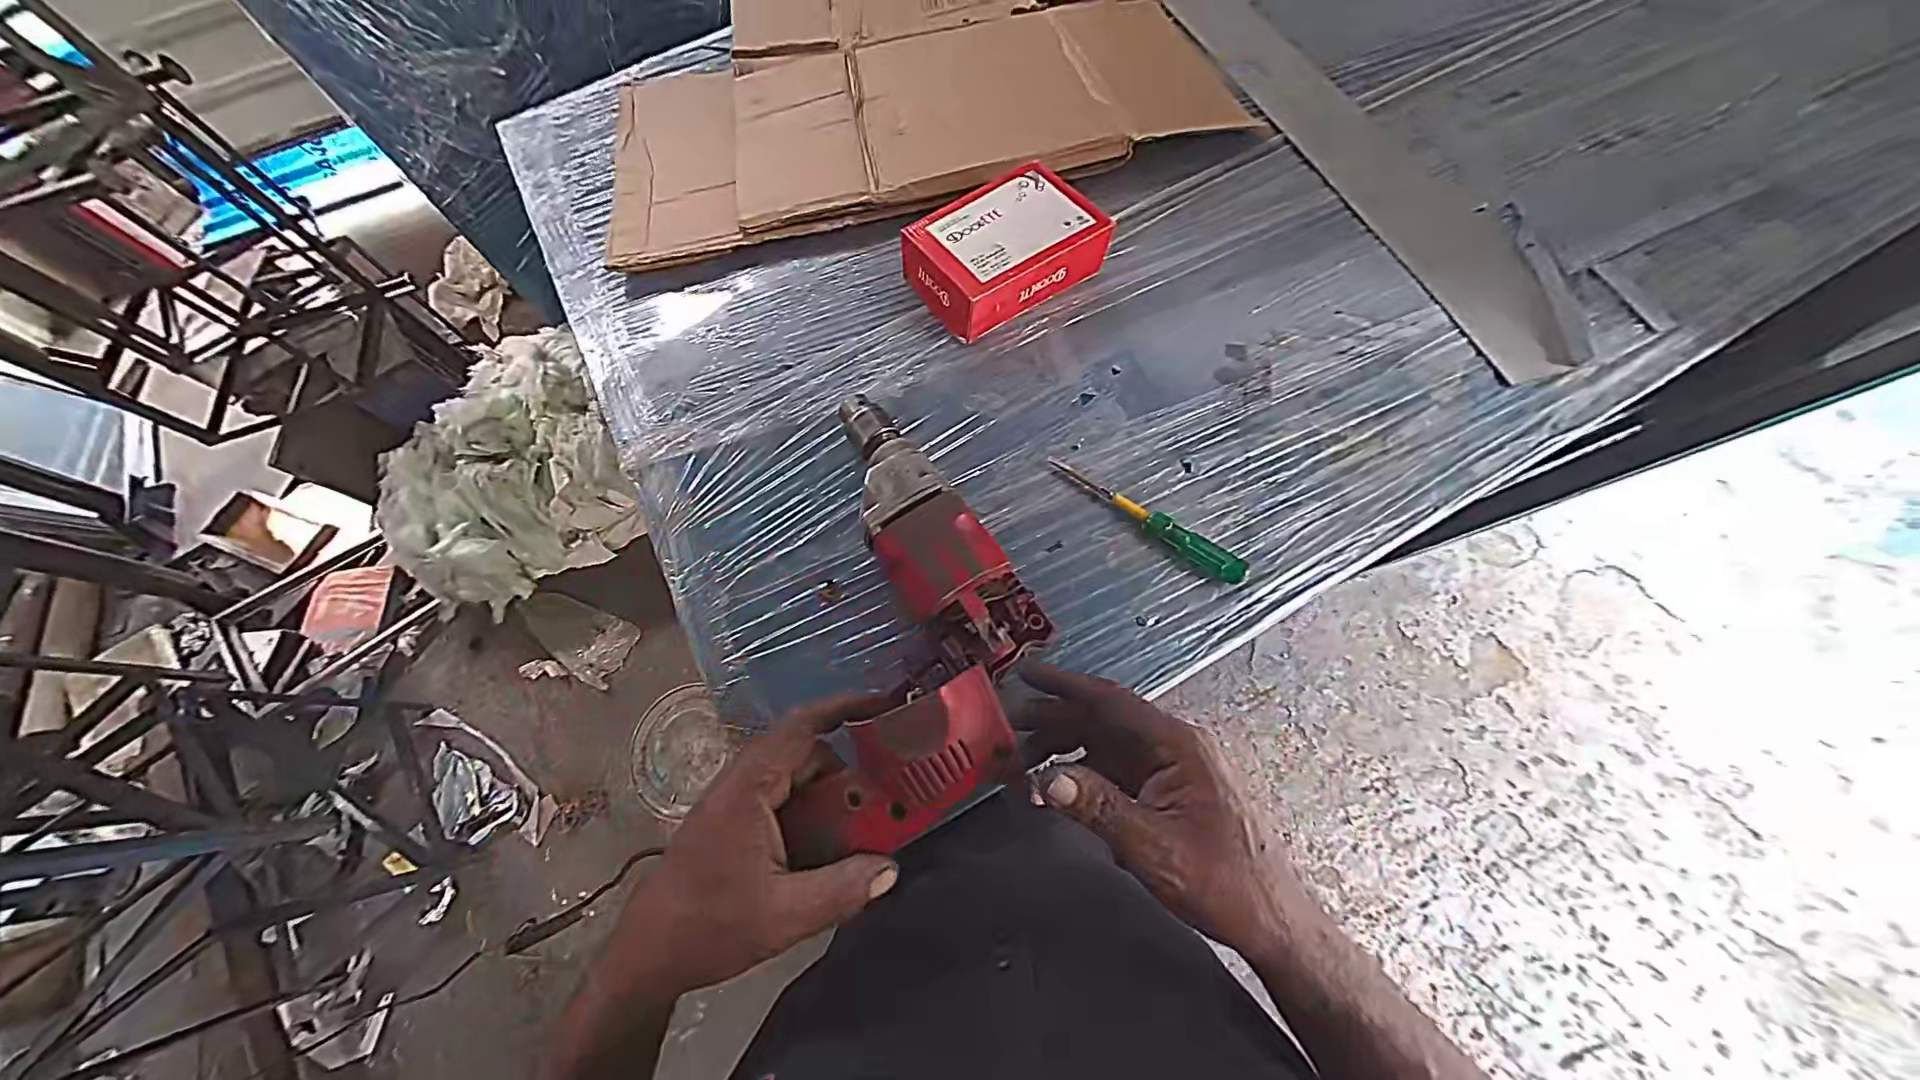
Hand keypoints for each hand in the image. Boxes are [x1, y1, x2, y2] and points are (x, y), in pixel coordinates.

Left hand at [617, 693, 901, 995]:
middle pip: (809, 754)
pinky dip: (817, 813)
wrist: (646, 956)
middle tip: (886, 799)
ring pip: (800, 778)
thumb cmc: (706, 927)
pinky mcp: (740, 819)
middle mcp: (744, 782)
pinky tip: (832, 847)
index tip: (885, 706)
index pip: (802, 726)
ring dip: (833, 797)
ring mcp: (740, 800)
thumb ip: (841, 890)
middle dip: (849, 772)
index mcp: (749, 787)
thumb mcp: (782, 917)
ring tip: (865, 829)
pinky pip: (789, 799)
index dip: (846, 708)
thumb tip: (891, 868)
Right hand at [1018, 663, 1296, 953]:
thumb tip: (1047, 779)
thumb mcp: (1153, 848)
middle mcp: (1174, 746)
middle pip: (1103, 720)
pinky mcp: (1166, 789)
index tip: (1029, 674)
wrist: (1270, 919)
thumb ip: (1098, 809)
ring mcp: (1170, 767)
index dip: (1065, 685)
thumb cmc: (1224, 882)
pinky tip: (1059, 786)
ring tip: (1024, 759)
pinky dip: (1084, 773)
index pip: (1111, 701)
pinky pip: (1116, 769)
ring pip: (1106, 743)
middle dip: (1054, 719)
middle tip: (1011, 725)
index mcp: (1179, 744)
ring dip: (1065, 748)